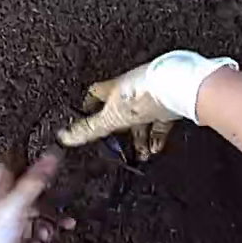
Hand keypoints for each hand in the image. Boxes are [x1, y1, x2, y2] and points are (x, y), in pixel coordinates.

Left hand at [0, 150, 73, 242]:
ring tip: (47, 237)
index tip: (35, 166)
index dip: (19, 167)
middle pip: (28, 204)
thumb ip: (34, 181)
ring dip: (43, 232)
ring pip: (30, 227)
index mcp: (1, 196)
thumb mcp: (16, 204)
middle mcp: (1, 213)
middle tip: (61, 217)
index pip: (7, 172)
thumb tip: (51, 155)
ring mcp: (4, 234)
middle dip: (47, 210)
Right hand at [56, 50, 237, 158]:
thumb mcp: (111, 117)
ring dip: (141, 137)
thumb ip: (89, 128)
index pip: (96, 94)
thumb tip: (64, 136)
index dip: (90, 107)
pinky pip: (161, 121)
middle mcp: (133, 89)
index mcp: (115, 88)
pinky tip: (156, 148)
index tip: (86, 119)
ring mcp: (152, 95)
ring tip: (141, 154)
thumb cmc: (144, 94)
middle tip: (118, 147)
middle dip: (120, 131)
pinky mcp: (169, 102)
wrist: (177, 88)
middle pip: (121, 111)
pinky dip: (157, 136)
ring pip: (142, 118)